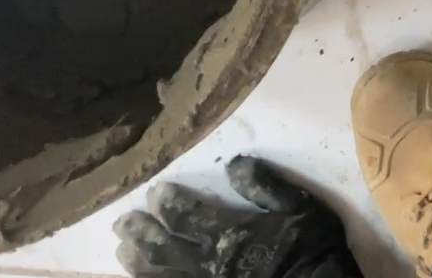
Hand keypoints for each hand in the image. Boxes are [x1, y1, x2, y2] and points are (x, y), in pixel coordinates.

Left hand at [114, 157, 362, 277]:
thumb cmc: (310, 244)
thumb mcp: (299, 205)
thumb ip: (266, 185)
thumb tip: (235, 164)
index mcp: (230, 234)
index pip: (188, 217)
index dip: (169, 204)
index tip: (155, 192)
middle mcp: (208, 264)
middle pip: (164, 248)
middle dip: (142, 233)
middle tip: (123, 222)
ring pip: (159, 276)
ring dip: (137, 262)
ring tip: (121, 249)